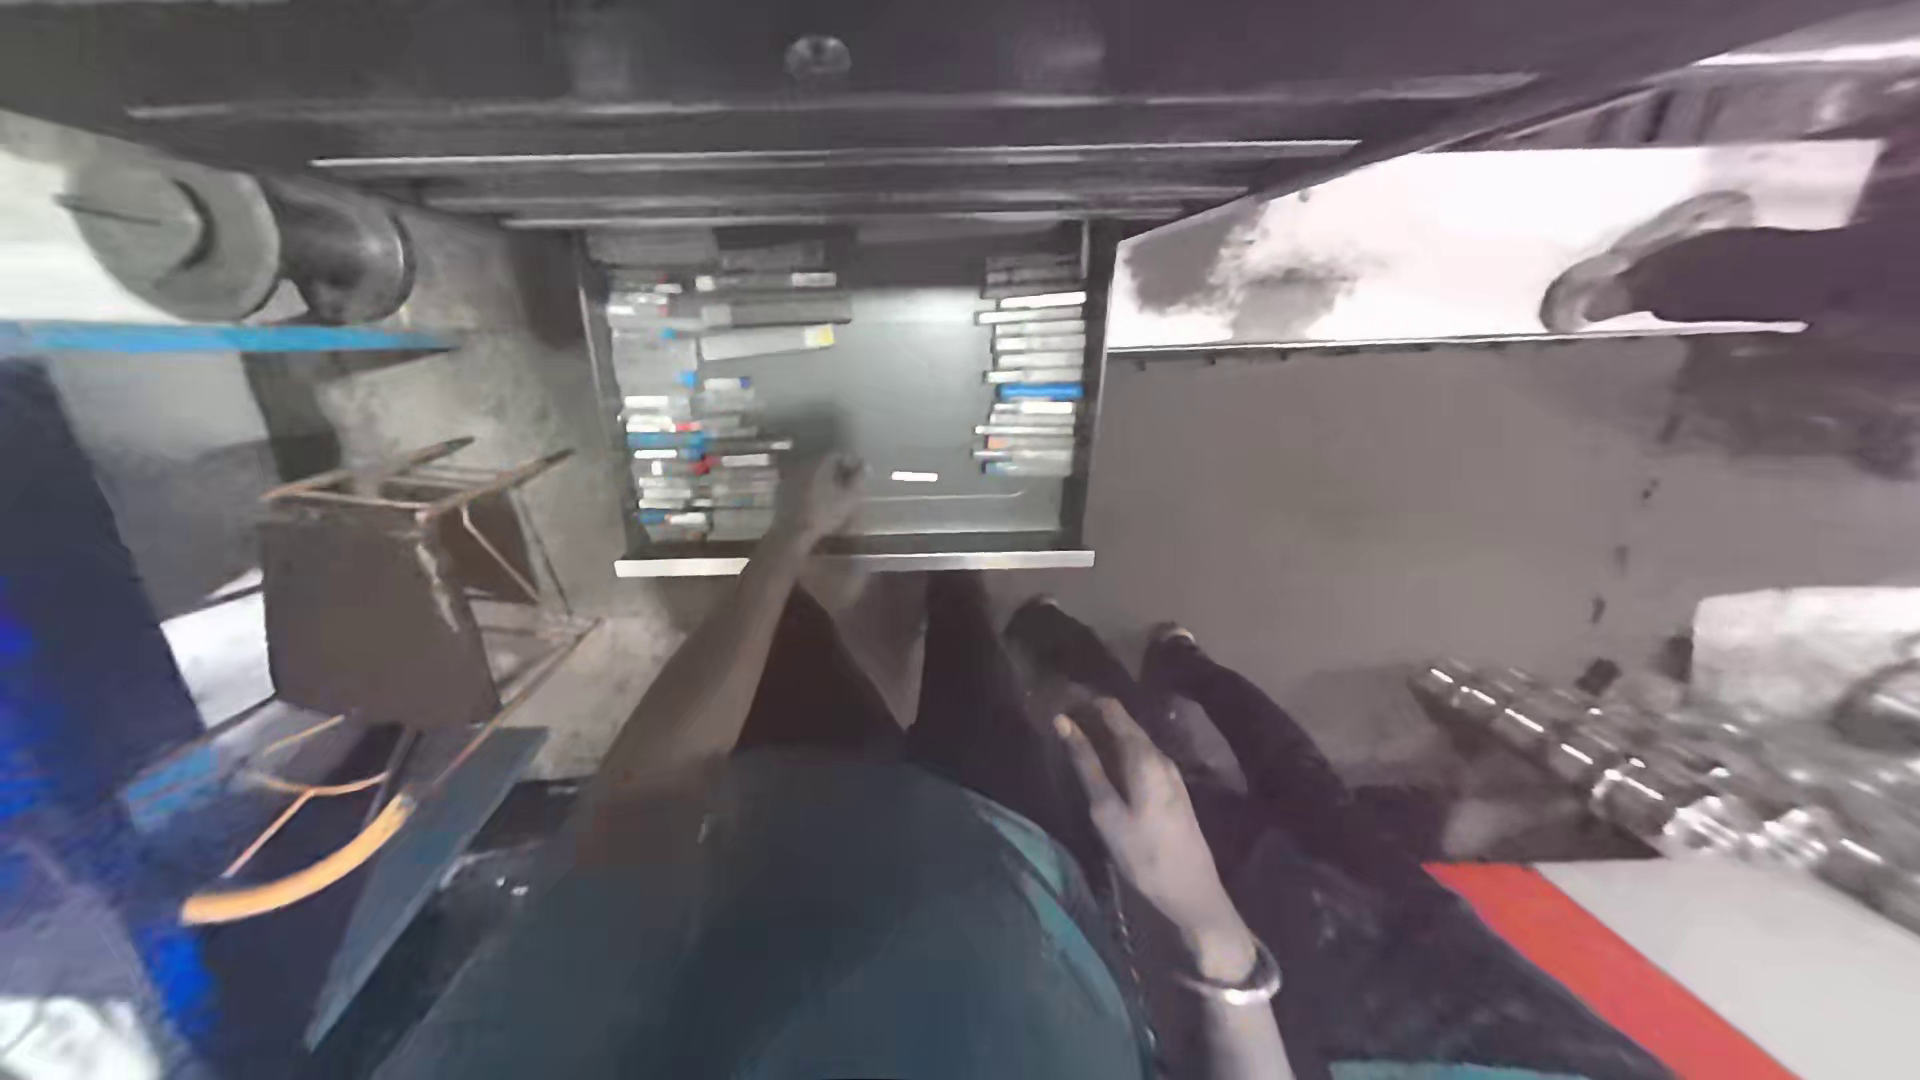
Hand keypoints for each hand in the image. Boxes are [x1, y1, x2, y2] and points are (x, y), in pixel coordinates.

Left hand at [775, 451, 865, 547]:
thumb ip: (858, 479)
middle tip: (847, 483)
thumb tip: (865, 465)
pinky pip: (800, 483)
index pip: (838, 454)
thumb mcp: (849, 497)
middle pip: (823, 461)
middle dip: (837, 470)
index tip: (858, 474)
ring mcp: (790, 476)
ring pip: (811, 472)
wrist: (793, 532)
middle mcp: (803, 464)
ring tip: (833, 493)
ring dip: (823, 479)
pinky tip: (816, 500)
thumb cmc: (825, 513)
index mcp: (820, 462)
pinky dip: (810, 487)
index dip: (850, 462)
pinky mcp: (782, 490)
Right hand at [1057, 698, 1257, 979]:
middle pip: (1124, 723)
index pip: (1112, 709)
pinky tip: (1103, 764)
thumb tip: (1063, 722)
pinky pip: (1140, 756)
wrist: (1194, 894)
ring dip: (1105, 736)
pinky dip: (1118, 752)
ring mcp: (1170, 771)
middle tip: (1062, 724)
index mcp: (1145, 755)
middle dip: (1094, 718)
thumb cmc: (1144, 853)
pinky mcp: (1172, 787)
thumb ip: (1086, 763)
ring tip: (1076, 740)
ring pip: (1133, 740)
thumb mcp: (1106, 810)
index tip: (1060, 702)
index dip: (1086, 702)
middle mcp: (1160, 755)